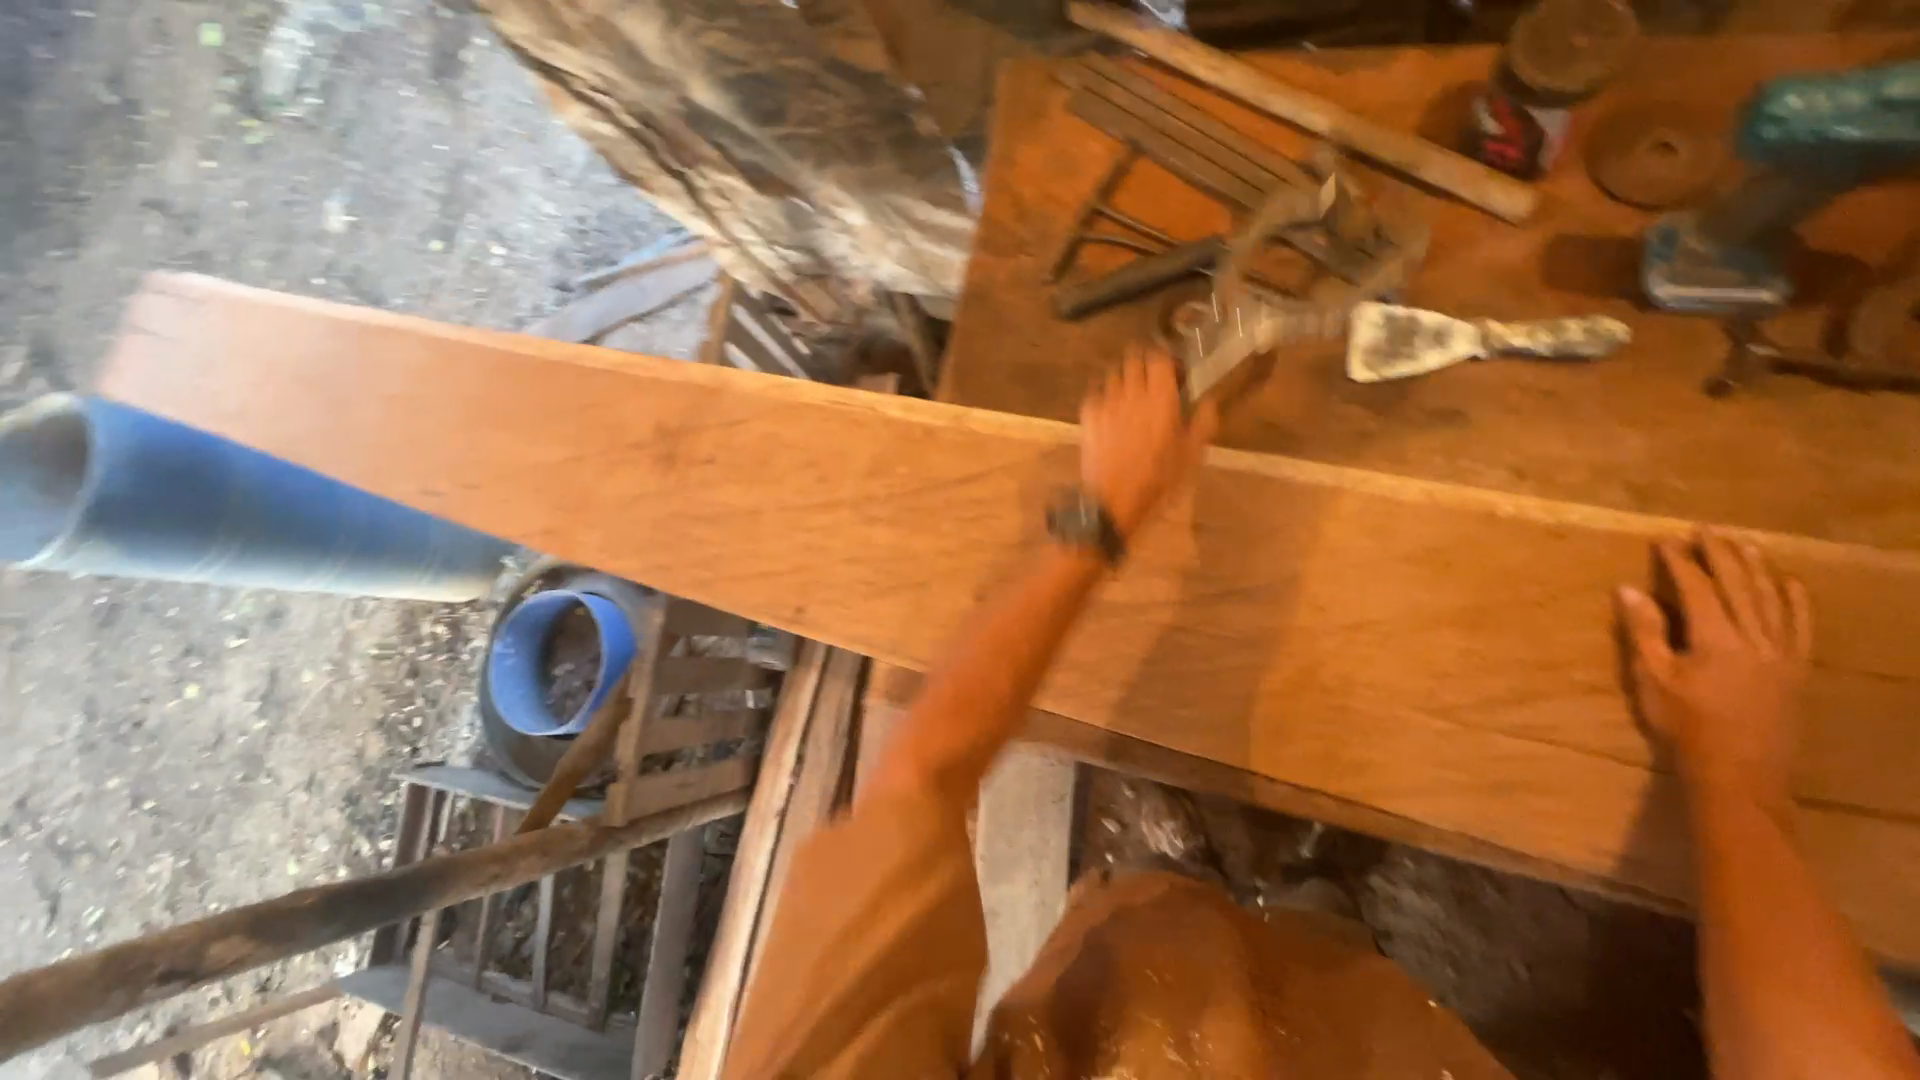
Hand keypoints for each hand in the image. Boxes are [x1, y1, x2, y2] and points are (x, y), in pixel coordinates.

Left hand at [1079, 345, 1219, 538]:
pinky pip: (1096, 393)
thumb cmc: (1157, 480)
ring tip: (1130, 394)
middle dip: (1143, 364)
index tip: (1172, 371)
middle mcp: (1132, 392)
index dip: (1166, 359)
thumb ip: (1202, 423)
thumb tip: (1209, 401)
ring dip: (1124, 378)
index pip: (1159, 358)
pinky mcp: (1087, 414)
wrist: (1112, 500)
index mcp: (1161, 398)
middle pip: (1134, 359)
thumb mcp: (1190, 456)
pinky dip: (1105, 395)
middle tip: (1151, 380)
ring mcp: (1106, 401)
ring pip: (1113, 373)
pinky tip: (1111, 410)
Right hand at [1616, 529, 1811, 815]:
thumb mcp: (1652, 678)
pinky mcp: (1796, 668)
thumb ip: (1644, 631)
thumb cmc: (1685, 725)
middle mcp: (1755, 638)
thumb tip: (1628, 589)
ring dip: (1756, 569)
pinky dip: (1796, 601)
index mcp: (1716, 639)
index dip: (1680, 562)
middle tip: (1706, 530)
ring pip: (1772, 599)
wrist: (1739, 771)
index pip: (1697, 589)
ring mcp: (1781, 653)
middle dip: (1720, 555)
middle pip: (1739, 586)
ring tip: (1744, 544)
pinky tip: (1790, 583)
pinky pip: (1800, 626)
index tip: (1664, 541)